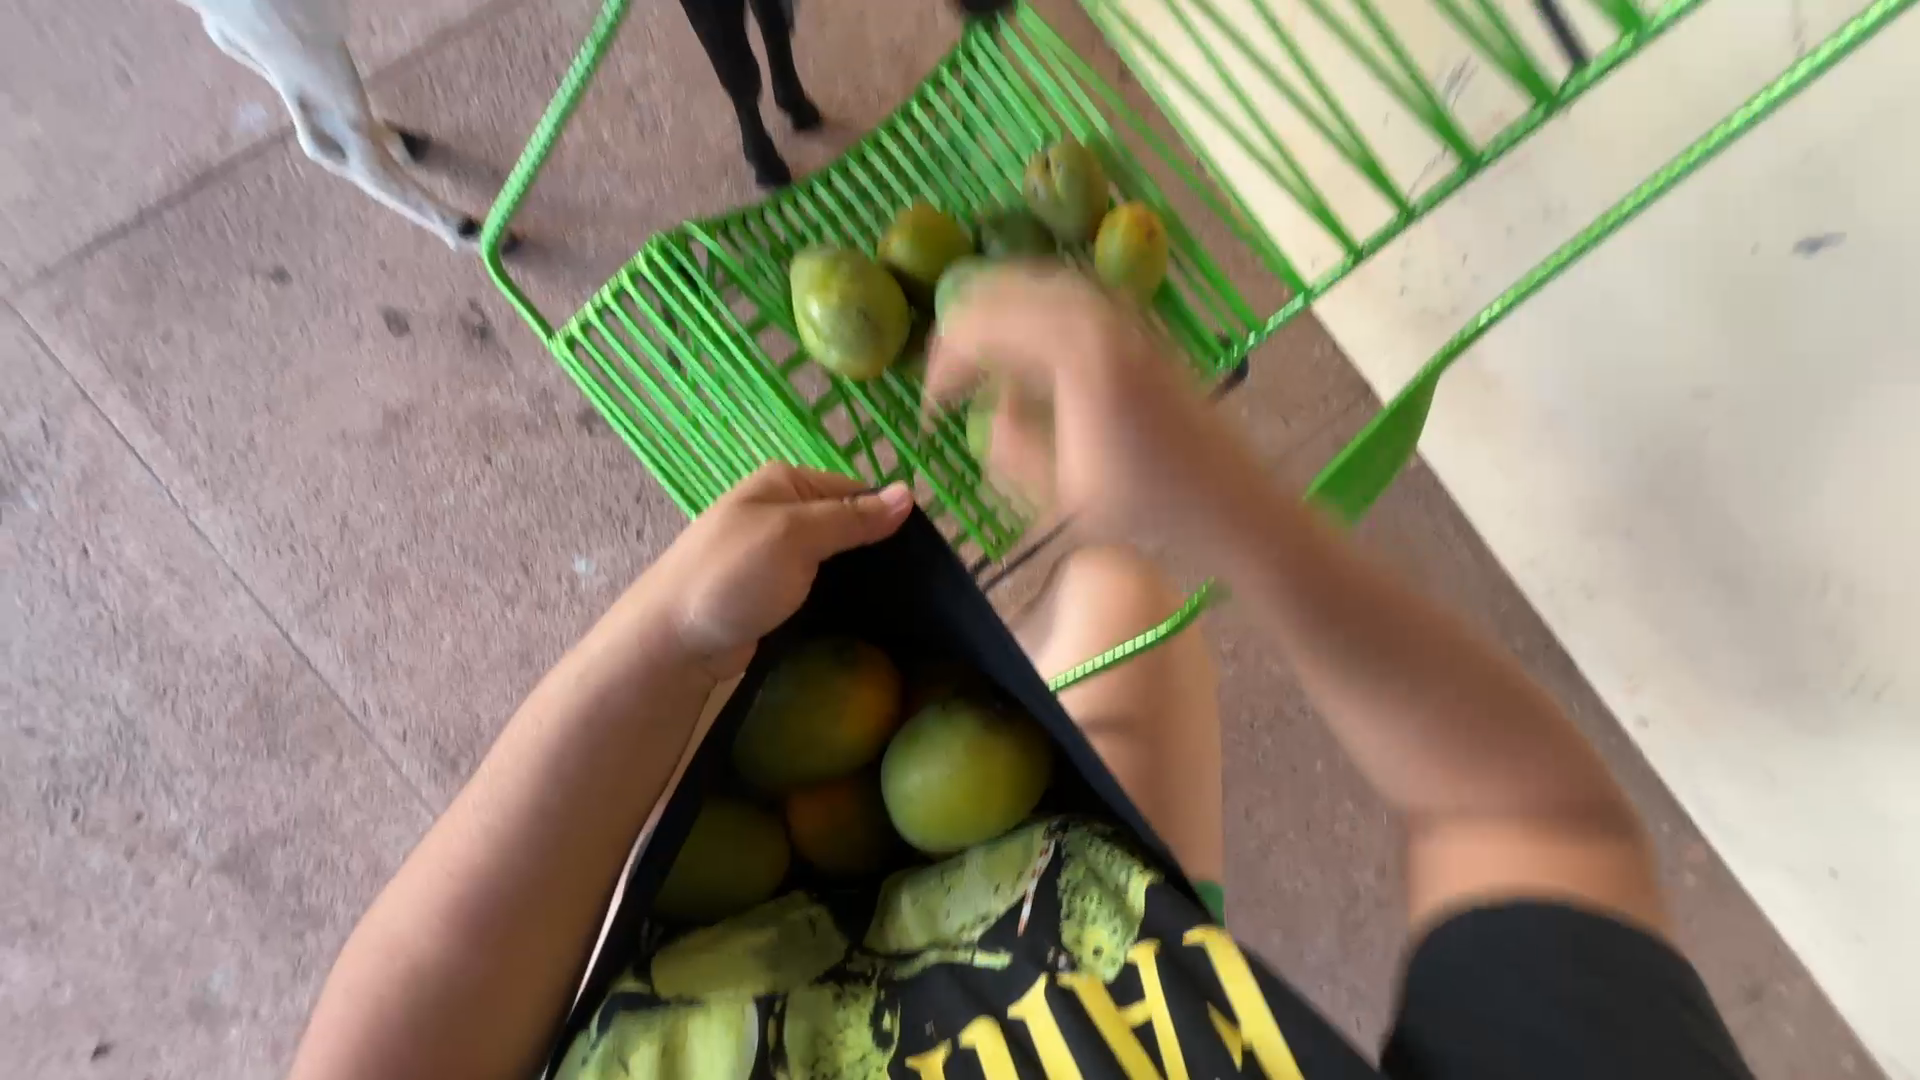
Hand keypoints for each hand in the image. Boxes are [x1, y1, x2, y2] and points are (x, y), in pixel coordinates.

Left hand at [638, 464, 913, 679]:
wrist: (674, 642)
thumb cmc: (732, 577)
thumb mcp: (795, 536)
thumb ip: (852, 518)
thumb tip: (910, 493)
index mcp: (784, 482)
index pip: (855, 490)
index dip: (887, 517)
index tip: (921, 553)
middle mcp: (781, 511)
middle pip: (847, 523)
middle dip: (876, 549)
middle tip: (915, 583)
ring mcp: (776, 553)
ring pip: (836, 558)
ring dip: (861, 576)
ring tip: (901, 600)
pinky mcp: (776, 590)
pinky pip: (820, 584)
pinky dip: (841, 596)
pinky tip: (866, 613)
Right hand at [926, 264, 1268, 547]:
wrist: (1228, 501)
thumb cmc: (1144, 508)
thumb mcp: (1057, 491)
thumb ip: (1006, 444)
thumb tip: (986, 408)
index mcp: (1073, 353)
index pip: (982, 331)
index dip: (943, 366)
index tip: (929, 410)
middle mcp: (1098, 318)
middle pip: (1007, 291)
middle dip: (964, 332)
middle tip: (943, 376)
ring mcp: (1124, 317)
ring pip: (1039, 288)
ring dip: (999, 318)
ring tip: (974, 363)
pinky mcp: (1139, 328)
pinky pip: (1071, 300)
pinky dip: (1035, 316)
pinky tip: (1026, 358)